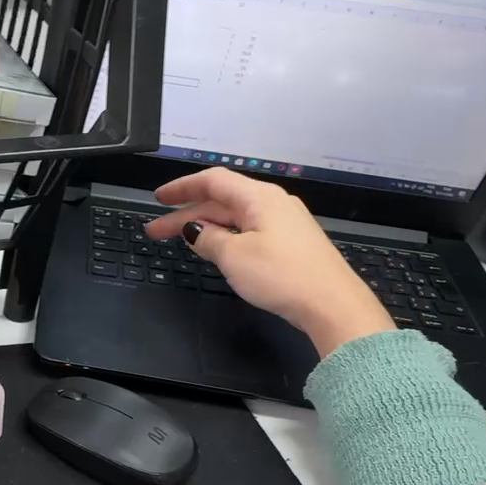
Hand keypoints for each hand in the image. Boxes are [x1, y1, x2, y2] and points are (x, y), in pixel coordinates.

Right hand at [144, 168, 394, 356]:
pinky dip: (224, 236)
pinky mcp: (288, 243)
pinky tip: (214, 249)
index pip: (213, 181)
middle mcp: (272, 203)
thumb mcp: (234, 256)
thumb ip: (208, 239)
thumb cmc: (281, 275)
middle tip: (155, 232)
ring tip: (180, 241)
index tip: (158, 199)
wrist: (330, 303)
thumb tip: (193, 230)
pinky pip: (247, 230)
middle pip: (221, 201)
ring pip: (234, 217)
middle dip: (186, 214)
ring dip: (204, 226)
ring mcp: (282, 223)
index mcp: (259, 197)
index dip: (182, 187)